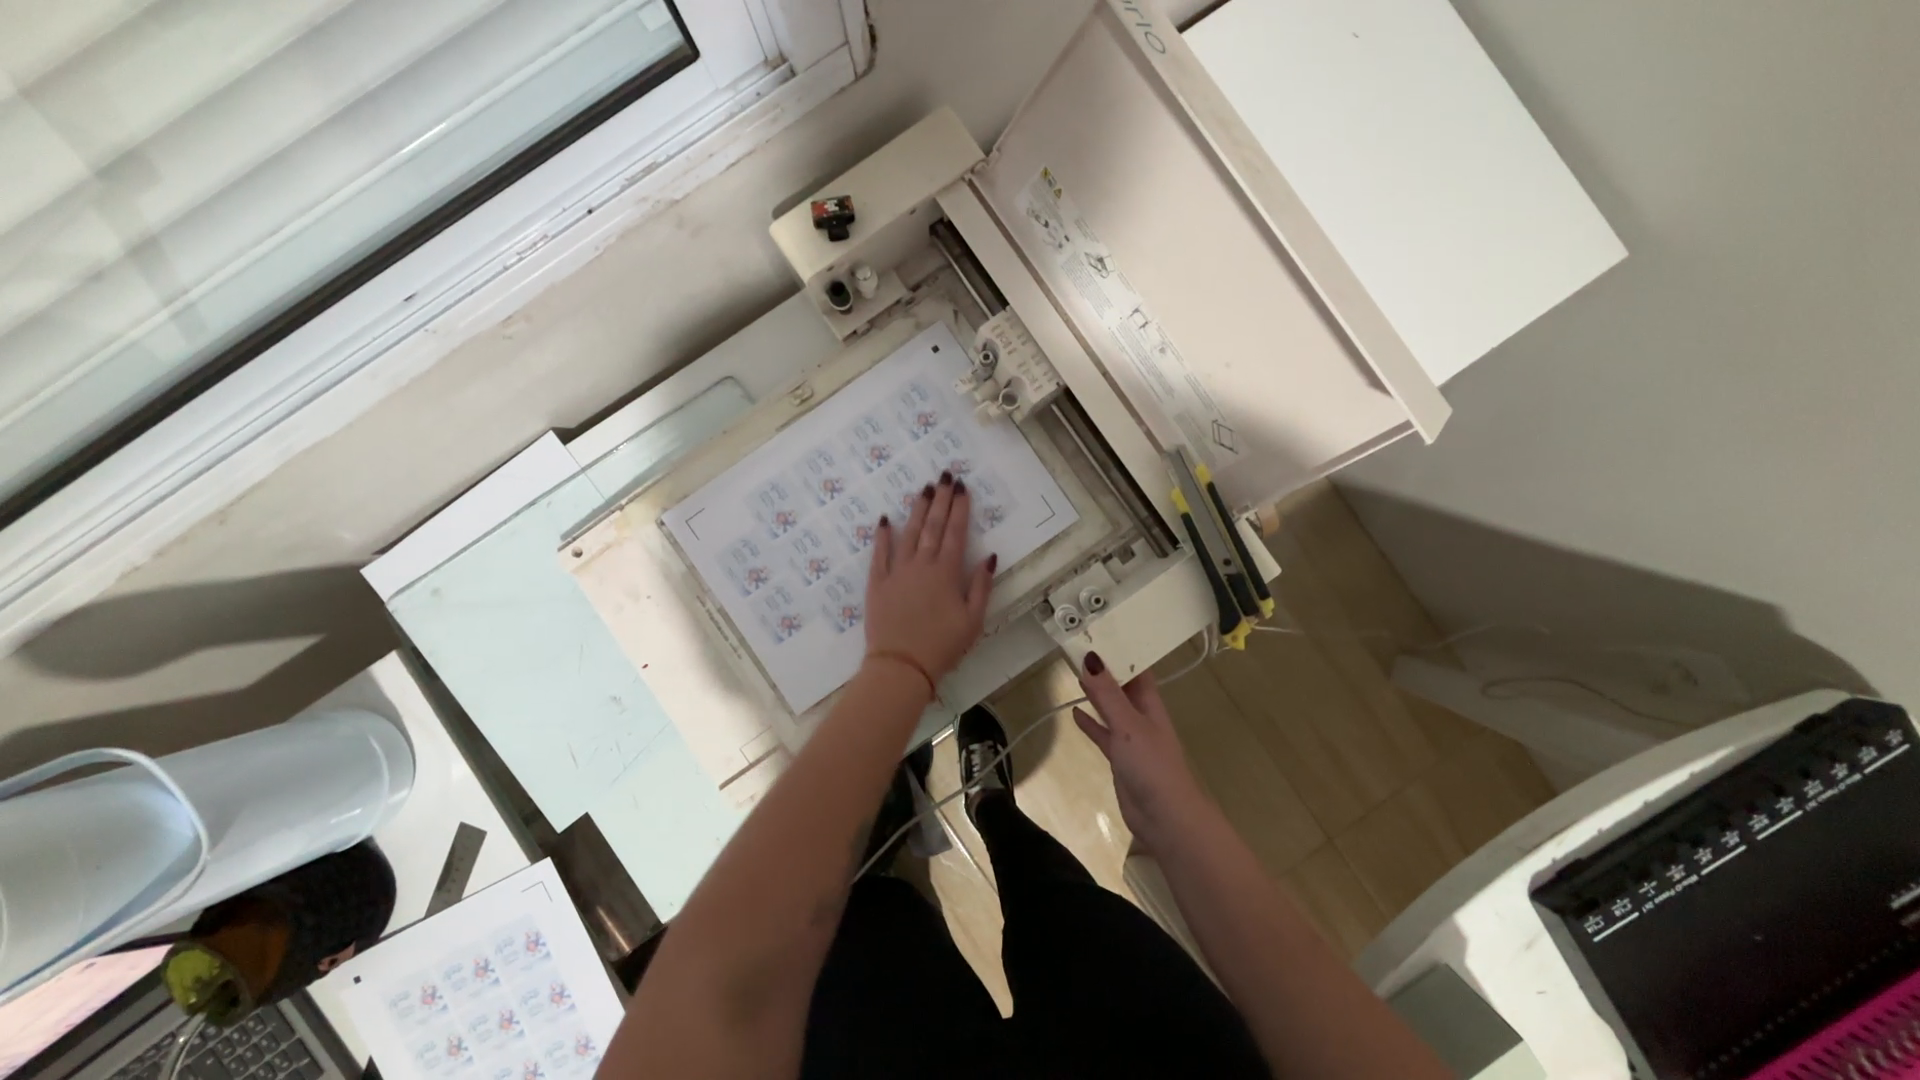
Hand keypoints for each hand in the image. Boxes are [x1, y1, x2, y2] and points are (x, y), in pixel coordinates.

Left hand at [864, 473, 995, 685]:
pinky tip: (885, 520)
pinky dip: (882, 536)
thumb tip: (990, 556)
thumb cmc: (943, 646)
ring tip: (924, 489)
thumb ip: (980, 586)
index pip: (956, 532)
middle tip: (945, 476)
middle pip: (933, 526)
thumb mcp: (973, 620)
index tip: (963, 487)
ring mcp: (897, 572)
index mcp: (947, 573)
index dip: (960, 508)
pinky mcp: (877, 583)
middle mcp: (922, 565)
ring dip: (917, 510)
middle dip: (941, 500)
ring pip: (908, 533)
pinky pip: (879, 554)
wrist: (901, 666)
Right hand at [1072, 654, 1207, 850]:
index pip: (1136, 668)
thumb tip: (1089, 657)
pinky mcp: (1120, 759)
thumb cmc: (1152, 766)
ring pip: (1111, 708)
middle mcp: (1142, 716)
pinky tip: (1075, 713)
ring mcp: (1131, 738)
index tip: (1098, 629)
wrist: (1165, 817)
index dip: (1120, 649)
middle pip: (1122, 686)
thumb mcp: (1128, 725)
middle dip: (1105, 668)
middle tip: (1078, 645)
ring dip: (1096, 692)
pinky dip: (1090, 723)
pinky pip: (1102, 734)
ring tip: (1074, 672)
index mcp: (1151, 704)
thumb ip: (1107, 695)